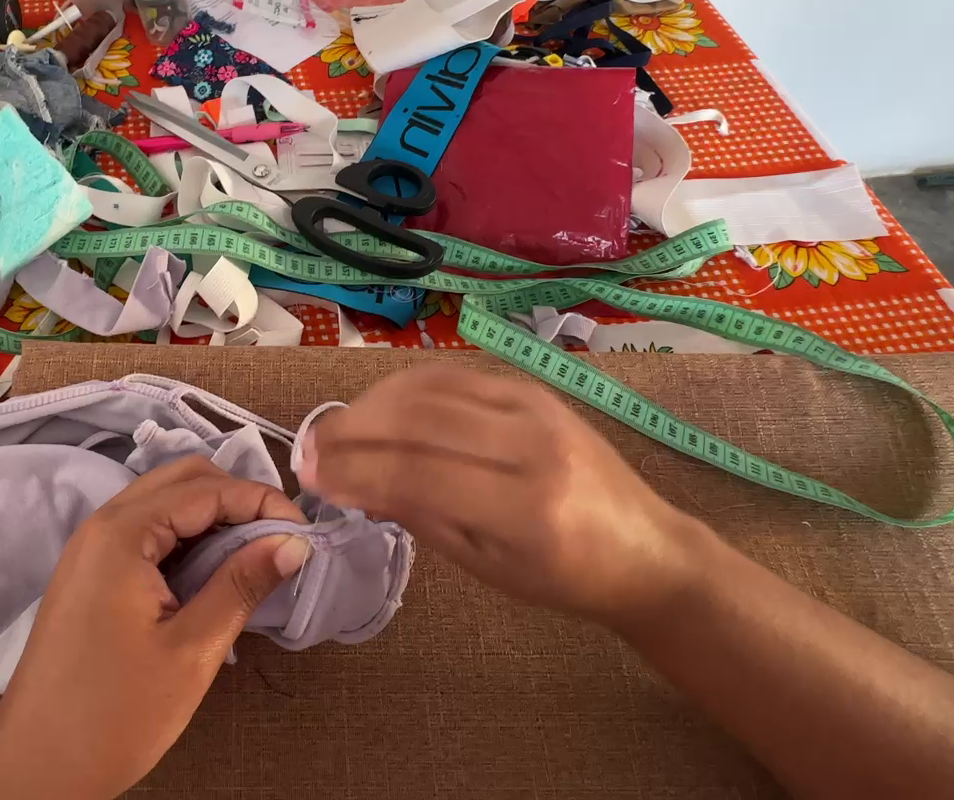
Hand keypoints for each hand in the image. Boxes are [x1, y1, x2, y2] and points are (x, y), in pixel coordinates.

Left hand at [0, 456, 312, 799]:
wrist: (34, 774)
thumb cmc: (113, 715)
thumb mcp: (191, 650)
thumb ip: (242, 584)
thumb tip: (293, 542)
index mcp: (122, 532)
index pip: (206, 489)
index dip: (261, 501)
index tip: (303, 533)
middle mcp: (103, 523)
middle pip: (183, 480)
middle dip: (237, 498)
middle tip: (278, 539)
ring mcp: (92, 546)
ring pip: (166, 502)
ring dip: (213, 516)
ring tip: (254, 553)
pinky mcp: (92, 571)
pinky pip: (149, 530)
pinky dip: (188, 537)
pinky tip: (214, 569)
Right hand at [301, 363, 707, 626]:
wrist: (644, 545)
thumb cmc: (563, 577)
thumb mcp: (487, 567)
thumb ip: (419, 517)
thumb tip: (351, 481)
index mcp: (526, 510)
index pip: (418, 476)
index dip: (354, 472)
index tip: (309, 474)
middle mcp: (531, 446)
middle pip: (418, 422)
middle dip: (351, 431)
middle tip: (309, 446)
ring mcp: (534, 406)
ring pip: (430, 388)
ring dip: (371, 404)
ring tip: (336, 427)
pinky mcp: (530, 385)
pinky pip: (452, 375)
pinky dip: (404, 387)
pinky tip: (379, 405)